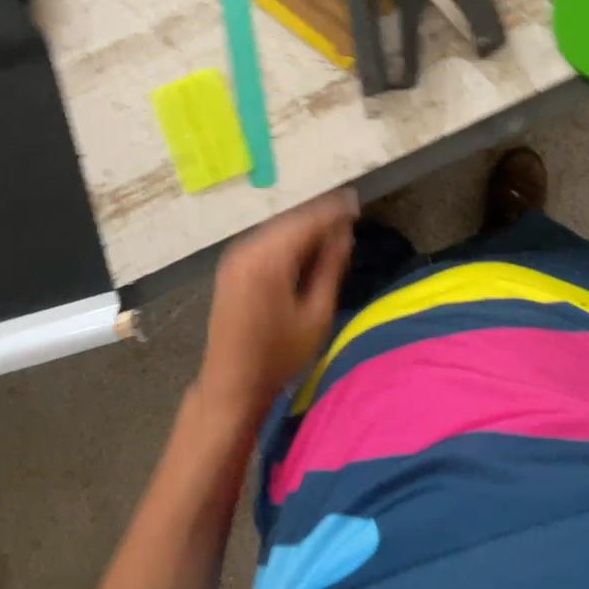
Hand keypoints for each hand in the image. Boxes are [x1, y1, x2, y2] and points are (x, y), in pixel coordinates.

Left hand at [196, 190, 357, 417]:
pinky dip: (288, 238)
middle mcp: (248, 247)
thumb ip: (331, 267)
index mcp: (269, 259)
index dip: (334, 210)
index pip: (308, 220)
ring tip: (332, 233)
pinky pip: (266, 239)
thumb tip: (344, 234)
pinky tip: (305, 249)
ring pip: (279, 228)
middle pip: (292, 219)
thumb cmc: (279, 356)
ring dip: (305, 227)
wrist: (231, 384)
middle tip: (348, 219)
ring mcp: (235, 255)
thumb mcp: (316, 315)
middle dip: (320, 216)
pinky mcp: (231, 264)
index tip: (357, 204)